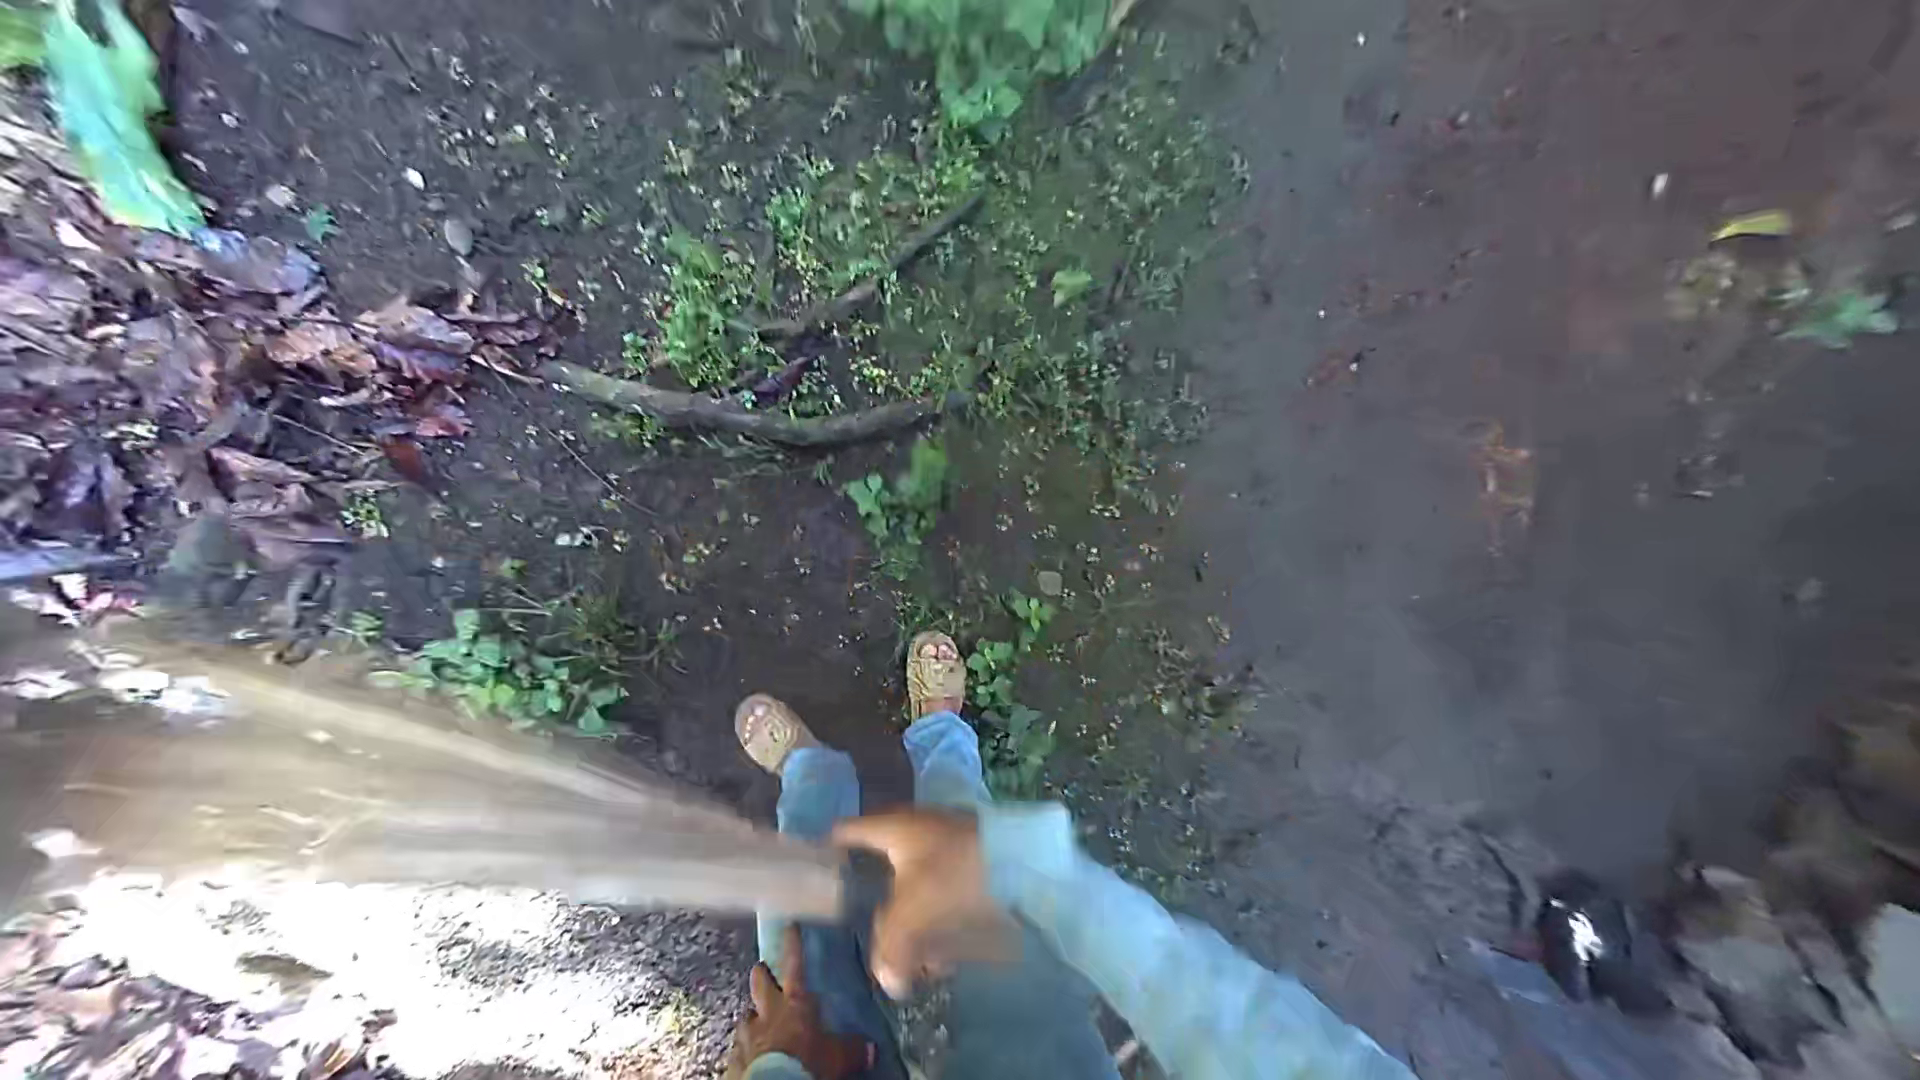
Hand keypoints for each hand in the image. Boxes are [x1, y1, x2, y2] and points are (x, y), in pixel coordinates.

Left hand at [727, 925, 872, 1078]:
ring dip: (751, 1017)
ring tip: (755, 1021)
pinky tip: (746, 1055)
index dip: (792, 944)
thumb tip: (871, 1048)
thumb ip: (852, 1047)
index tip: (789, 927)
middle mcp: (768, 1012)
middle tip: (762, 970)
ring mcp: (748, 1035)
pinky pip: (736, 1048)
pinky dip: (743, 1049)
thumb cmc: (807, 1064)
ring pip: (746, 1015)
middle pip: (760, 981)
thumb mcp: (837, 1056)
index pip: (794, 963)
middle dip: (761, 974)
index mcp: (794, 1002)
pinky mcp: (733, 1058)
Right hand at [831, 809, 1014, 997]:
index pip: (847, 833)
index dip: (828, 855)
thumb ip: (890, 944)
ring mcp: (944, 843)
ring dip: (912, 925)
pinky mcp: (968, 861)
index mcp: (893, 826)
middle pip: (881, 869)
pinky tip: (945, 952)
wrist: (1022, 859)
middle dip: (879, 911)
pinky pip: (941, 894)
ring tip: (918, 957)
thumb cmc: (956, 871)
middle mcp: (915, 830)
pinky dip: (938, 922)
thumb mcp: (912, 910)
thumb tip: (888, 979)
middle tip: (877, 940)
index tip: (818, 881)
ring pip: (913, 888)